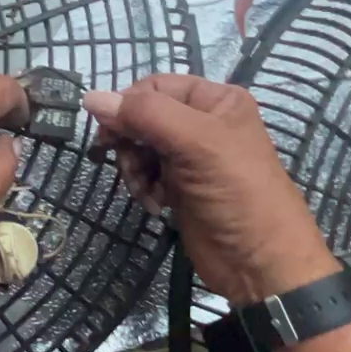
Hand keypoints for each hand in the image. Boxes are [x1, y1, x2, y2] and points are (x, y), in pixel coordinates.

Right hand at [84, 75, 336, 304]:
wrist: (260, 265)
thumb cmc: (236, 194)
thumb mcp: (195, 144)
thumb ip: (145, 115)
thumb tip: (90, 97)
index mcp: (215, 100)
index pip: (154, 87)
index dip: (129, 106)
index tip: (112, 134)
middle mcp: (202, 122)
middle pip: (143, 117)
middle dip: (130, 141)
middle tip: (128, 165)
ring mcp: (190, 156)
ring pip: (139, 147)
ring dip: (134, 168)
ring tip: (146, 190)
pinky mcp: (180, 186)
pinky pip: (146, 173)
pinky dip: (143, 187)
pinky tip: (154, 204)